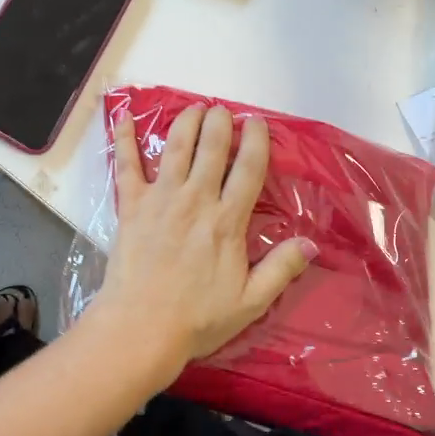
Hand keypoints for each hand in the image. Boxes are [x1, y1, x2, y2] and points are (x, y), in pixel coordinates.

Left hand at [87, 104, 317, 386]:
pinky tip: (124, 117)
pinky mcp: (131, 204)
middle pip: (211, 148)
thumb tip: (310, 243)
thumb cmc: (198, 318)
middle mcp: (195, 199)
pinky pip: (126, 164)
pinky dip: (124, 138)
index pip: (248, 169)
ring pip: (175, 147)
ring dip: (186, 121)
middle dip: (220, 122)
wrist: (142, 327)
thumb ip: (280, 269)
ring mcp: (160, 197)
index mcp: (226, 221)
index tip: (257, 122)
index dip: (255, 141)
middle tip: (223, 110)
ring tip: (194, 108)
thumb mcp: (250, 302)